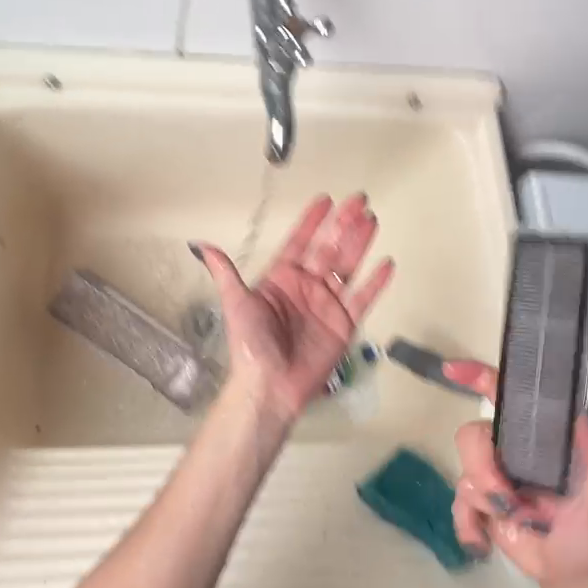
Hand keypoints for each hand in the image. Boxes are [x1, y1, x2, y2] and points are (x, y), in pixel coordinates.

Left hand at [193, 194, 394, 427]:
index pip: (299, 243)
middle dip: (343, 225)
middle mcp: (305, 288)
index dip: (312, 222)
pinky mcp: (343, 325)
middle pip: (328, 250)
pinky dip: (375, 283)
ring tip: (371, 220)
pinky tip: (387, 263)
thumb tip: (200, 244)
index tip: (325, 200)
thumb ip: (226, 273)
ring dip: (359, 244)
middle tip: (359, 200)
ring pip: (347, 267)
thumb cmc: (250, 346)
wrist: (269, 387)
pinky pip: (362, 299)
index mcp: (280, 280)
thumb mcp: (235, 304)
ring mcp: (326, 305)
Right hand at [442, 361, 587, 587]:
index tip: (454, 370)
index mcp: (536, 440)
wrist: (571, 574)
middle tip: (507, 500)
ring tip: (513, 523)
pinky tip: (483, 543)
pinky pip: (457, 506)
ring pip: (464, 473)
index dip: (478, 377)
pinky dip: (468, 525)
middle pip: (471, 436)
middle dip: (483, 470)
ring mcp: (490, 478)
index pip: (503, 398)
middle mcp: (509, 452)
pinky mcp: (478, 506)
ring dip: (484, 502)